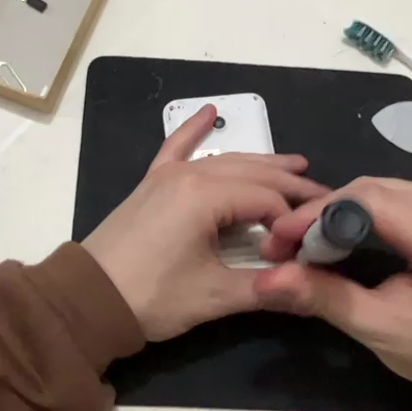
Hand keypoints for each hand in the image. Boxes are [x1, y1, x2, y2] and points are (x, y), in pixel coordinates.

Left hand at [83, 105, 327, 341]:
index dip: (294, 219)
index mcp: (206, 197)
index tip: (312, 241)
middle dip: (289, 185)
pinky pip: (176, 147)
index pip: (267, 199)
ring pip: (224, 160)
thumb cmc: (152, 297)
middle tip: (323, 196)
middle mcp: (189, 175)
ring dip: (260, 162)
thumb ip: (264, 286)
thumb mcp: (213, 296)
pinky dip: (193, 129)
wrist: (88, 299)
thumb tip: (308, 285)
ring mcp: (167, 175)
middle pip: (251, 173)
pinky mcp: (151, 183)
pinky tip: (209, 111)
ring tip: (295, 165)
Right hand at [253, 178, 411, 398]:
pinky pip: (391, 197)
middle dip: (321, 213)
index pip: (373, 203)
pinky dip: (355, 212)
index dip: (320, 213)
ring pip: (379, 189)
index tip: (278, 237)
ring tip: (301, 240)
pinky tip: (333, 234)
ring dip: (335, 211)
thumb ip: (324, 296)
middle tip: (282, 243)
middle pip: (374, 190)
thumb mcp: (378, 329)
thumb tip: (265, 280)